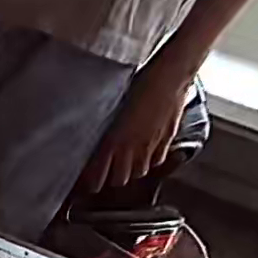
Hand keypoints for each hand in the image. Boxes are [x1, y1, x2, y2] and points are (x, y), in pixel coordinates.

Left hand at [79, 63, 194, 194]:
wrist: (170, 74)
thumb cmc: (139, 85)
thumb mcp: (112, 111)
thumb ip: (106, 135)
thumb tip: (96, 150)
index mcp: (112, 142)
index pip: (97, 177)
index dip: (91, 183)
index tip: (87, 183)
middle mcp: (130, 149)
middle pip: (118, 181)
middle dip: (112, 178)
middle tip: (109, 171)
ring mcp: (149, 147)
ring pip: (137, 174)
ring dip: (132, 171)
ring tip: (128, 161)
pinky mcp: (166, 142)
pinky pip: (156, 162)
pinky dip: (151, 161)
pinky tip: (147, 152)